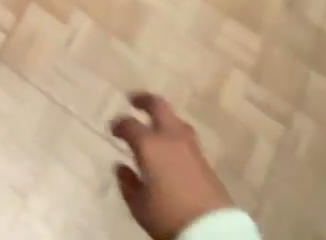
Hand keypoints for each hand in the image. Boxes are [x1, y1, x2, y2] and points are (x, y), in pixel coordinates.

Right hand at [110, 92, 233, 239]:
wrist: (212, 230)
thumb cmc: (169, 216)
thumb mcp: (139, 206)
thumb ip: (127, 183)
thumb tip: (121, 167)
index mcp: (149, 145)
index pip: (129, 124)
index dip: (119, 124)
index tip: (113, 129)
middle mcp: (170, 138)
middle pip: (158, 106)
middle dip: (144, 100)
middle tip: (133, 100)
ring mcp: (191, 147)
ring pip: (176, 119)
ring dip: (164, 117)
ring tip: (156, 123)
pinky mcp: (205, 160)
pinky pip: (186, 137)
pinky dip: (175, 134)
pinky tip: (172, 146)